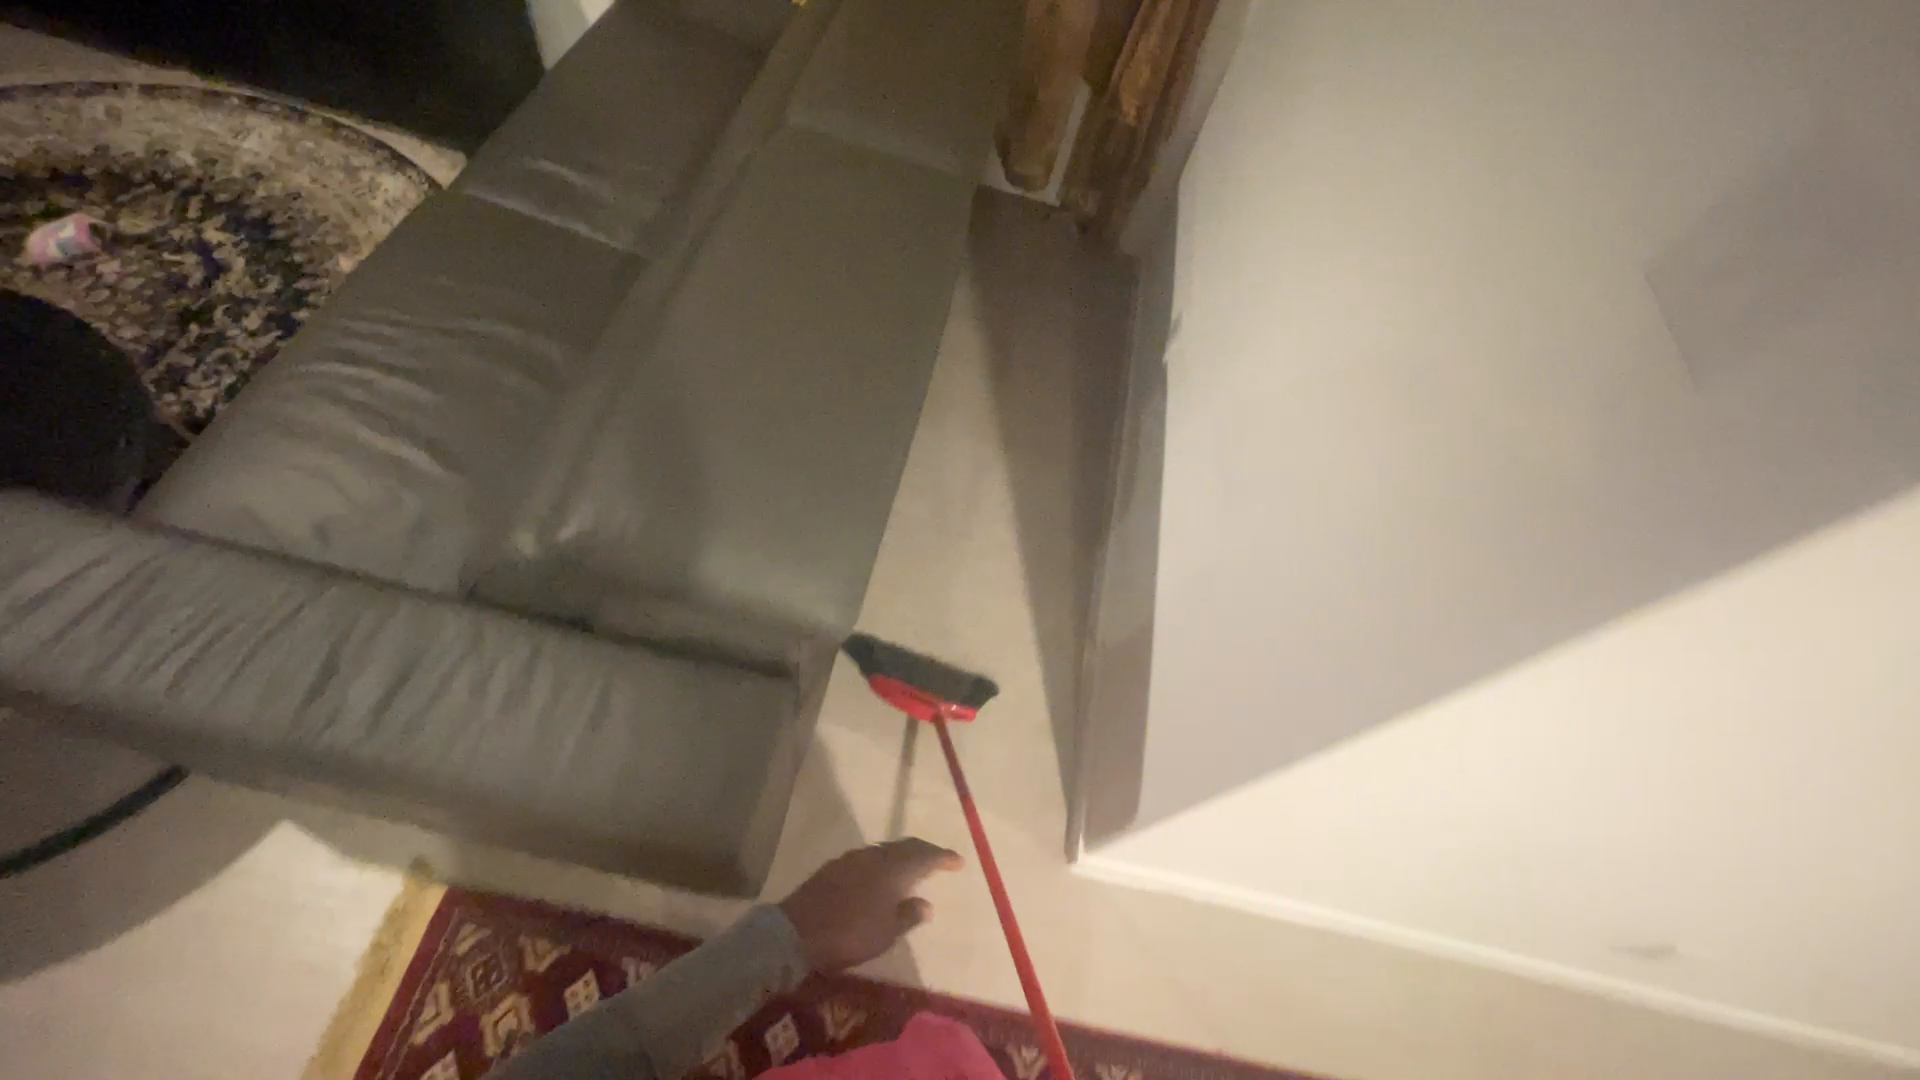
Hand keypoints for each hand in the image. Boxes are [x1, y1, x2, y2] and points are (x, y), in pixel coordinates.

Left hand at [778, 838, 964, 971]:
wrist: (797, 932)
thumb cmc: (850, 934)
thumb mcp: (886, 933)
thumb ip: (908, 915)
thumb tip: (926, 903)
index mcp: (892, 869)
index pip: (924, 856)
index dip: (943, 857)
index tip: (958, 861)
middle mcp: (874, 856)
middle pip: (905, 847)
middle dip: (924, 852)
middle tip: (938, 861)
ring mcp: (852, 859)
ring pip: (885, 851)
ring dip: (901, 857)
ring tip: (911, 869)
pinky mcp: (834, 867)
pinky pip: (868, 858)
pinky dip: (882, 863)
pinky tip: (879, 877)